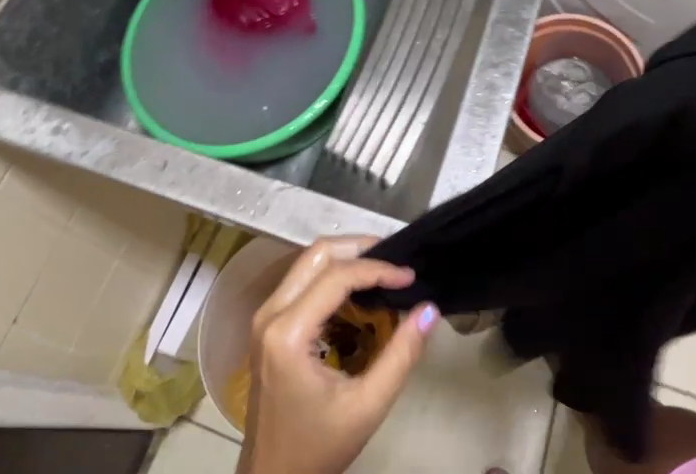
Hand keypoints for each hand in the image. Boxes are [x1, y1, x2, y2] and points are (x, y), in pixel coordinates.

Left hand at [238, 237, 438, 473]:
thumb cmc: (318, 446)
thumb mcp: (368, 406)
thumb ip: (401, 355)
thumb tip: (430, 309)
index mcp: (288, 332)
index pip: (336, 276)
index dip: (377, 268)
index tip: (410, 276)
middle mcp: (270, 313)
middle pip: (316, 254)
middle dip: (360, 249)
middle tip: (396, 261)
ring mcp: (264, 317)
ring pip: (306, 263)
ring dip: (346, 259)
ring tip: (384, 273)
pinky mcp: (268, 325)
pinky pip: (300, 282)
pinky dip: (332, 277)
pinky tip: (360, 294)